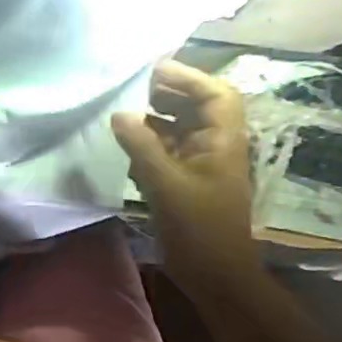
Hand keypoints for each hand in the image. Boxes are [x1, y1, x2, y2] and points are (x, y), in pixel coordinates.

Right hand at [111, 60, 259, 291]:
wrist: (214, 273)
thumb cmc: (198, 227)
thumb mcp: (166, 183)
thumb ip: (141, 145)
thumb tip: (119, 113)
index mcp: (223, 141)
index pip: (215, 94)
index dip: (188, 77)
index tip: (151, 69)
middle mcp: (214, 145)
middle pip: (196, 105)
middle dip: (166, 91)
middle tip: (128, 85)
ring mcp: (198, 162)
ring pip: (178, 126)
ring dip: (153, 114)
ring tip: (120, 106)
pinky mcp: (182, 178)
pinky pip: (165, 147)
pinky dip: (146, 137)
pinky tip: (123, 137)